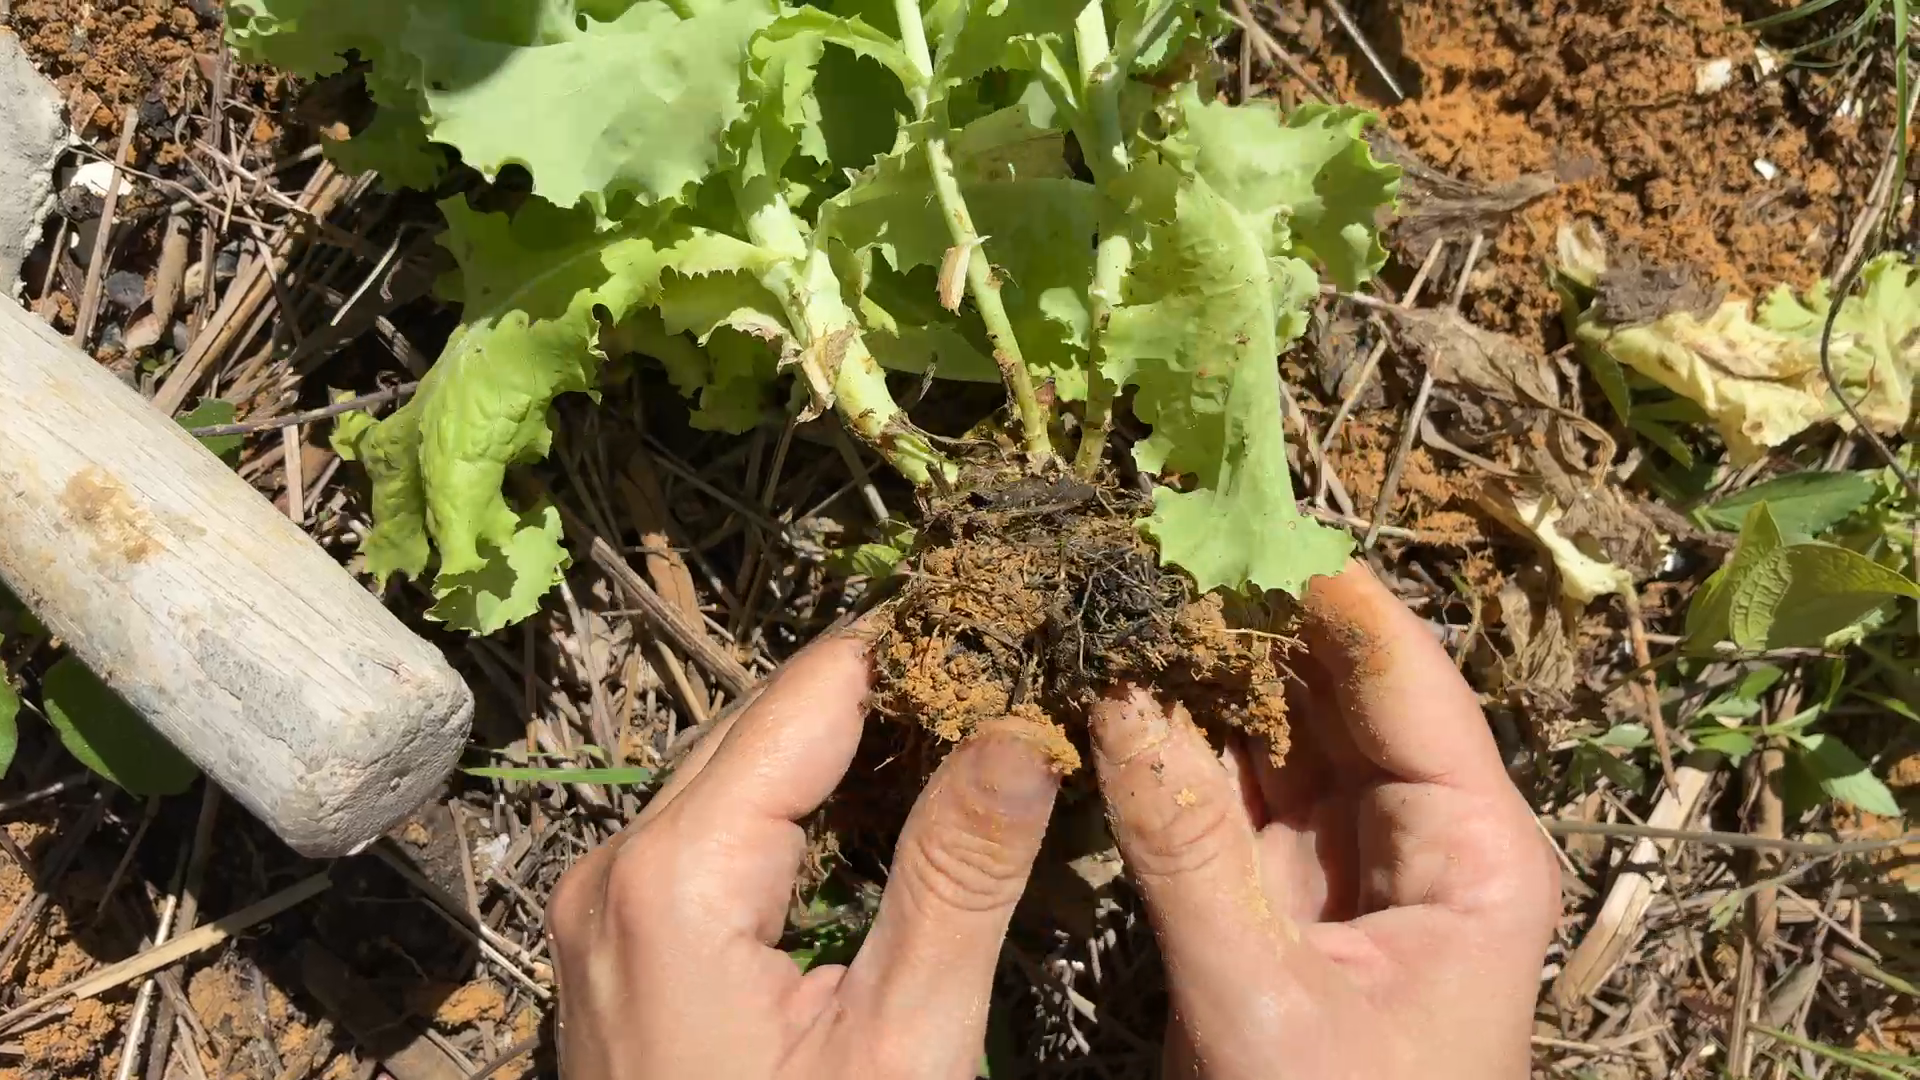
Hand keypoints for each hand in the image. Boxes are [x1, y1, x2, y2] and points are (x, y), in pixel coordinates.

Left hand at [547, 630, 1062, 1078]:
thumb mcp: (906, 1051)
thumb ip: (960, 875)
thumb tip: (1023, 727)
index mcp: (676, 873)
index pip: (809, 692)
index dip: (903, 644)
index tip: (985, 616)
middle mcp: (623, 858)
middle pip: (773, 716)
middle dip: (884, 683)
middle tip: (988, 664)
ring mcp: (616, 892)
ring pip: (752, 757)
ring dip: (851, 732)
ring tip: (955, 712)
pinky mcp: (635, 924)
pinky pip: (734, 812)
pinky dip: (813, 785)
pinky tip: (883, 790)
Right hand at [1089, 562, 1559, 1078]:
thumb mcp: (1261, 1001)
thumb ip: (1183, 847)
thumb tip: (1113, 693)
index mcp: (1468, 842)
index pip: (1399, 673)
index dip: (1322, 588)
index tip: (1236, 516)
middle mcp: (1407, 818)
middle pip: (1326, 681)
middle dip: (1246, 616)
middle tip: (1157, 548)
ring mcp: (1332, 837)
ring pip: (1266, 718)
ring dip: (1203, 663)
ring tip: (1131, 596)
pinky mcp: (1267, 862)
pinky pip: (1221, 768)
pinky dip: (1174, 727)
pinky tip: (1123, 680)